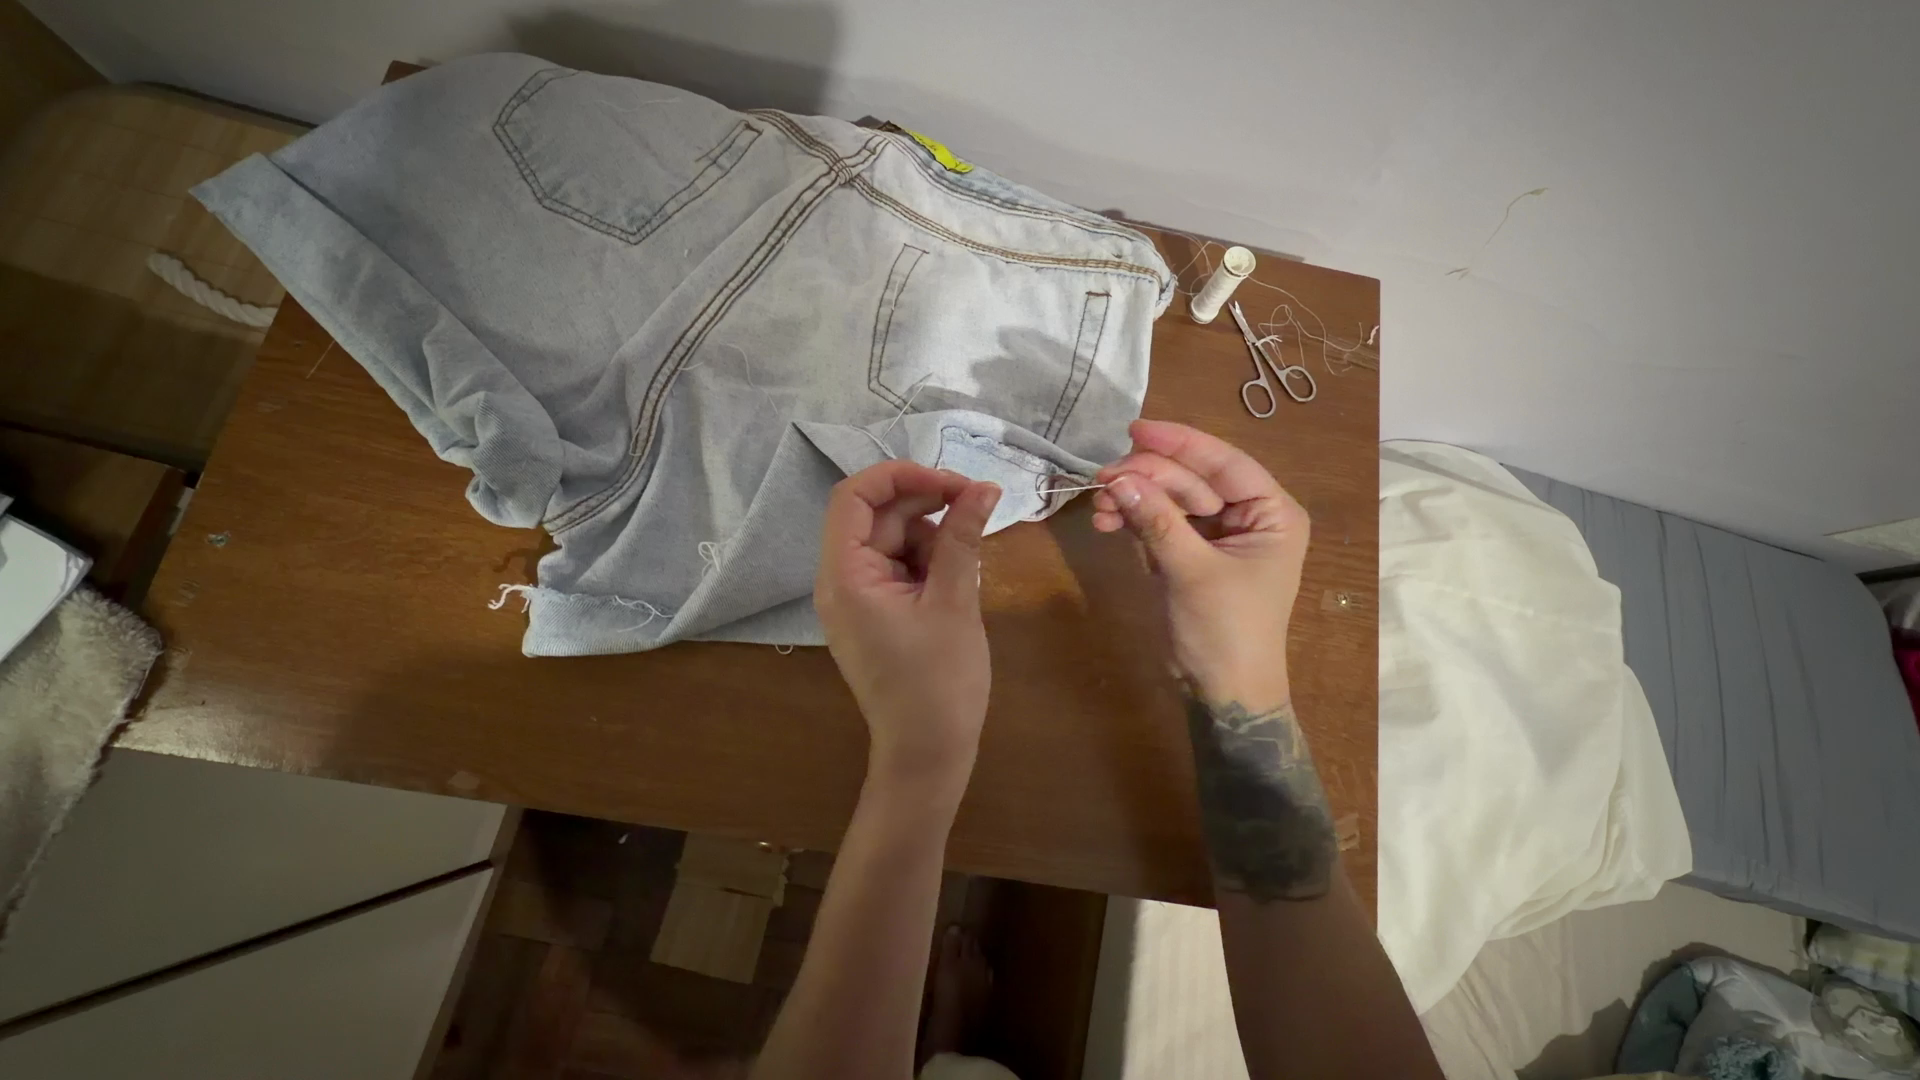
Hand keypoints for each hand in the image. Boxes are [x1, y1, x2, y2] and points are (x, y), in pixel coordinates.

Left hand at [816, 461, 1002, 799]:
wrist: (928, 753)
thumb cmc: (939, 682)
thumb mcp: (955, 602)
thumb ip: (963, 538)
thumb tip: (984, 487)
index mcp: (844, 577)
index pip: (854, 497)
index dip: (901, 476)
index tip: (953, 482)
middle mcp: (841, 581)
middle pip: (877, 516)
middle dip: (926, 504)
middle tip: (978, 505)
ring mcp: (857, 598)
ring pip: (892, 539)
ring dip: (932, 535)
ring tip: (968, 563)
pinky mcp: (876, 613)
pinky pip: (899, 567)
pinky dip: (929, 561)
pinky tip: (957, 579)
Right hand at [1091, 419, 1308, 706]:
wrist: (1222, 691)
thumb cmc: (1226, 631)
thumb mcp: (1192, 572)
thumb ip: (1157, 521)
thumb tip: (1117, 479)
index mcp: (1272, 513)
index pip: (1225, 463)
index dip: (1180, 443)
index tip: (1135, 430)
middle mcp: (1247, 516)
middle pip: (1192, 479)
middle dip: (1148, 478)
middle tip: (1103, 478)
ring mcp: (1216, 535)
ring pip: (1170, 498)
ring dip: (1134, 498)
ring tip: (1099, 506)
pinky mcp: (1189, 553)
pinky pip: (1159, 521)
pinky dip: (1133, 519)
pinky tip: (1107, 521)